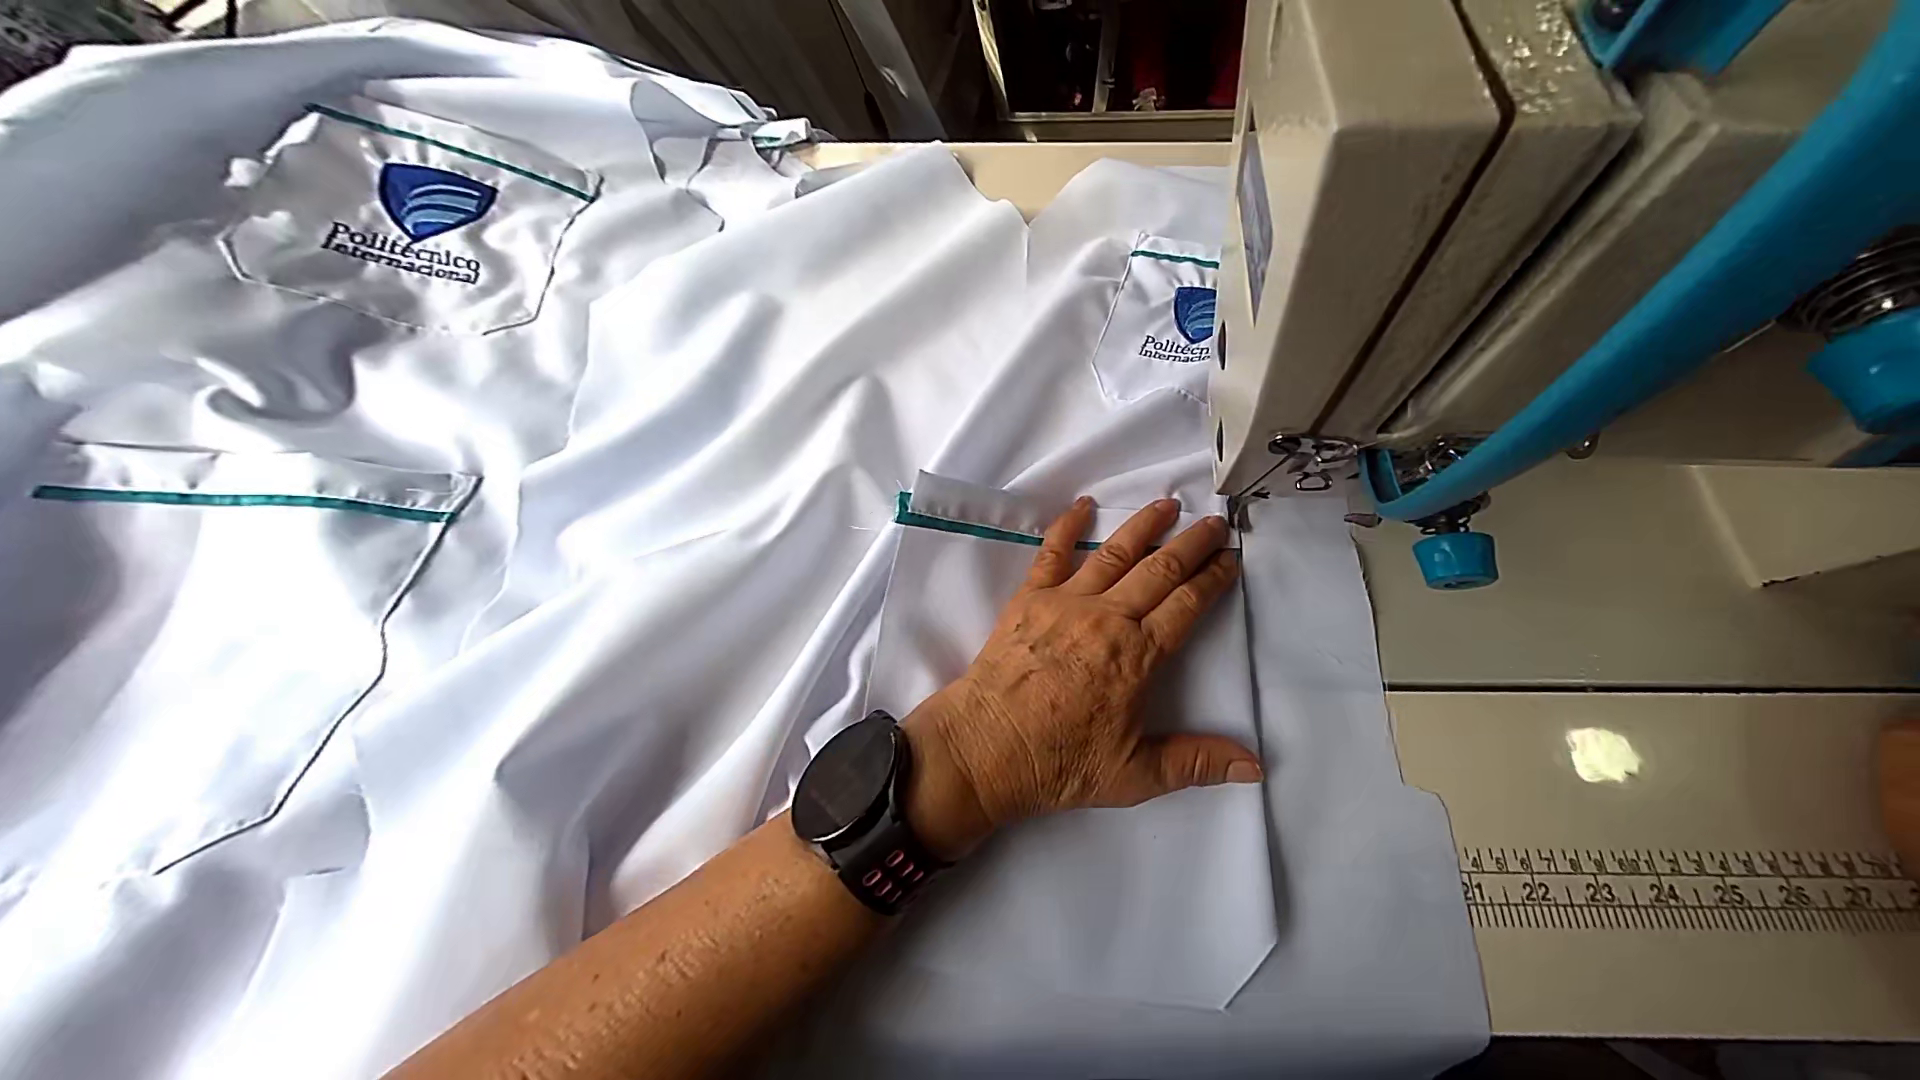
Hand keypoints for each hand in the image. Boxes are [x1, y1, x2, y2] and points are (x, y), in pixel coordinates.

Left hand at [902, 497, 1257, 860]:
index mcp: (1138, 656)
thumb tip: (1255, 767)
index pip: (1187, 605)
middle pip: (1160, 570)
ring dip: (1144, 525)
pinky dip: (1068, 525)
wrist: (986, 747)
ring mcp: (1065, 602)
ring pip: (1115, 553)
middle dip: (1192, 544)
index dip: (1213, 579)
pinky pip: (1051, 552)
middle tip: (1213, 523)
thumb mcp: (1134, 775)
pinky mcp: (1029, 598)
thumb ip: (1195, 762)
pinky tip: (1083, 505)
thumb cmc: (1059, 762)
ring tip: (1168, 504)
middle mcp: (1107, 618)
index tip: (1229, 559)